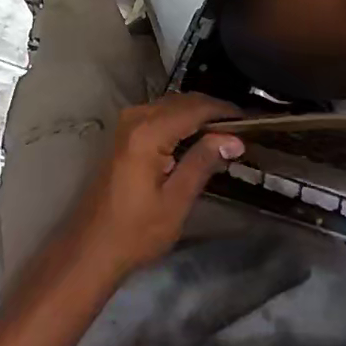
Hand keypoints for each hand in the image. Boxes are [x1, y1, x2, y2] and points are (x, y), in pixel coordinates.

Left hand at [63, 93, 244, 276]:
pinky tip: (199, 139)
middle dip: (213, 111)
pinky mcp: (125, 132)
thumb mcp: (176, 200)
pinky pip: (159, 114)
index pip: (194, 108)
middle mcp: (136, 117)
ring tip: (227, 134)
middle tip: (243, 129)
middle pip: (182, 101)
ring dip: (198, 114)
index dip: (224, 111)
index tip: (252, 121)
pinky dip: (182, 120)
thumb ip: (202, 163)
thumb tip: (233, 139)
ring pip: (171, 105)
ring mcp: (127, 122)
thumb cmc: (137, 230)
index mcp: (148, 131)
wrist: (93, 244)